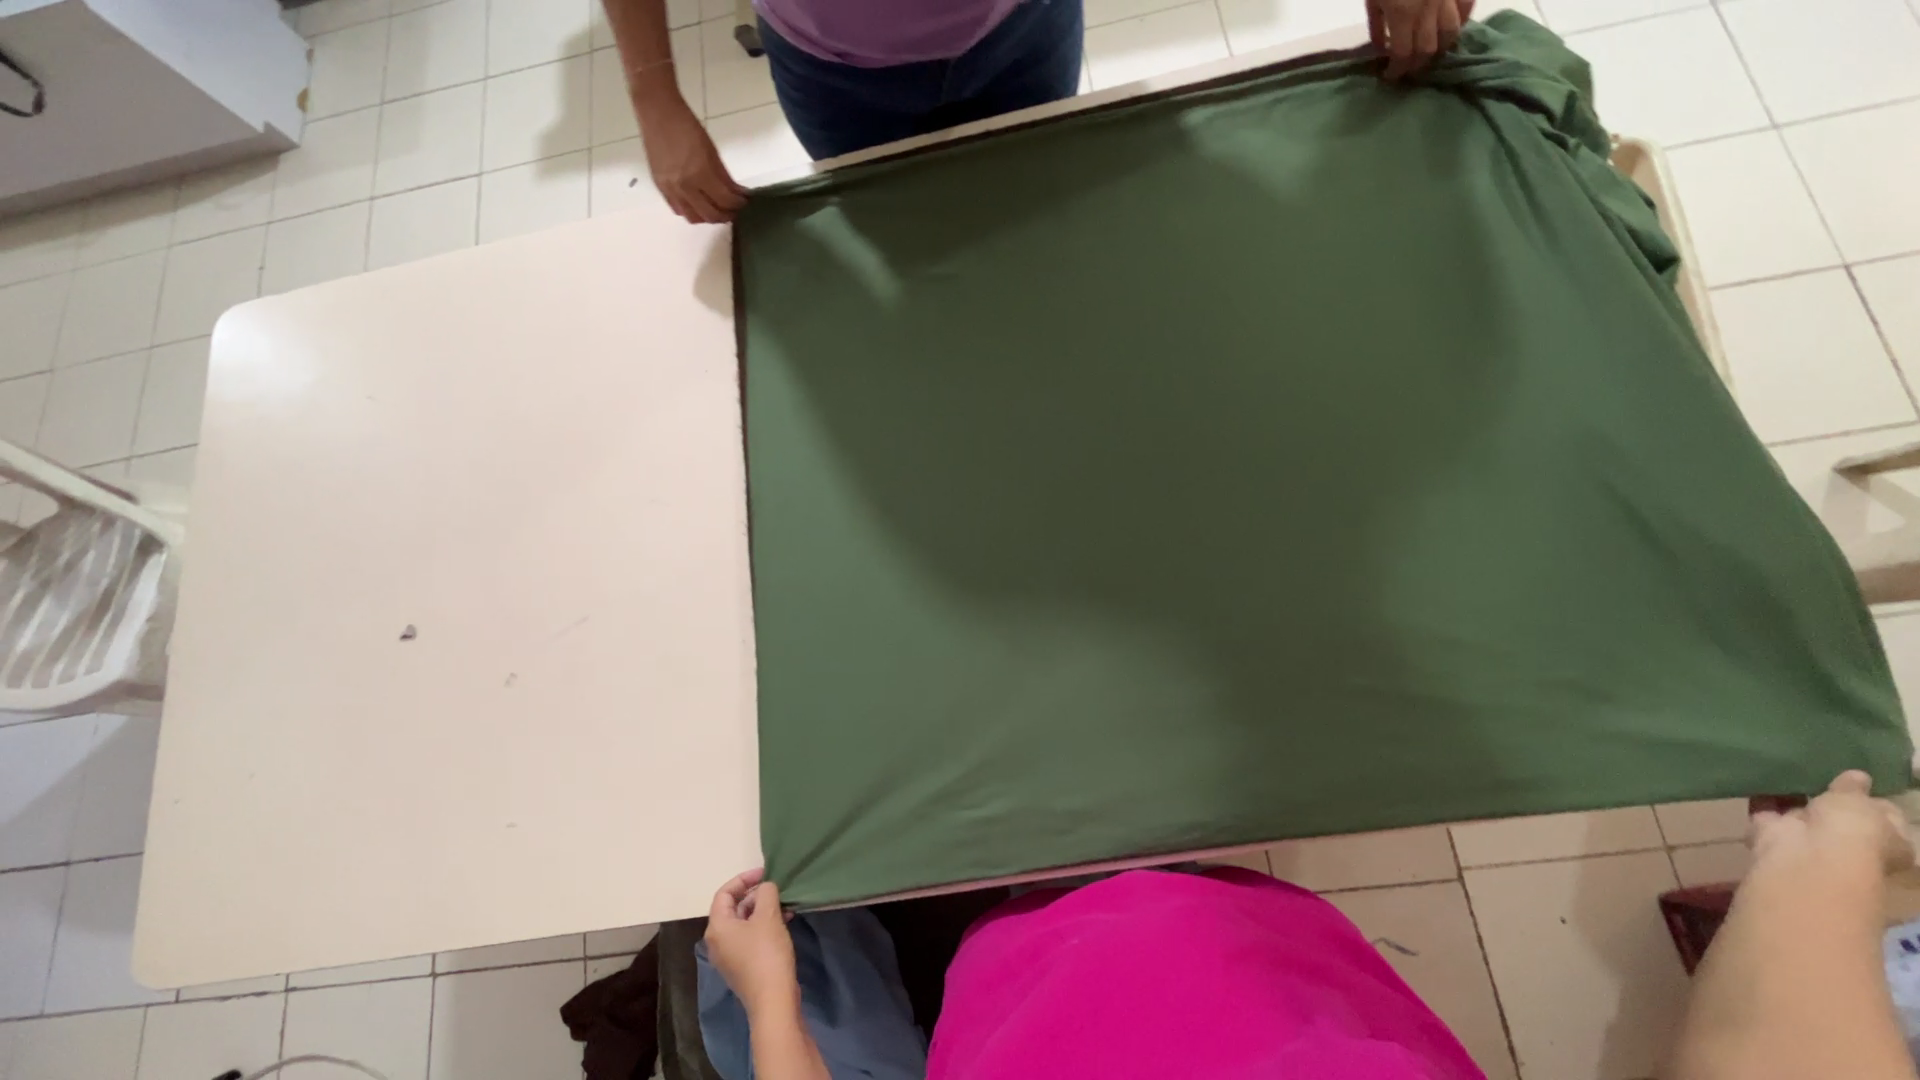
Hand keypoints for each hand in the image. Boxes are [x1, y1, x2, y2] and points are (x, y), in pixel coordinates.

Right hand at [639, 98, 747, 223]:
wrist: (657, 112)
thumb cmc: (688, 126)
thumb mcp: (712, 151)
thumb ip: (725, 176)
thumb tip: (739, 193)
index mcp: (700, 174)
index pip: (725, 201)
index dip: (738, 204)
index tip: (745, 202)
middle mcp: (684, 186)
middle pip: (710, 215)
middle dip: (726, 215)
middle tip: (734, 210)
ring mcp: (670, 189)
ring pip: (693, 218)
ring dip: (708, 217)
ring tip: (717, 209)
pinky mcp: (660, 187)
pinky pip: (678, 210)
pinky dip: (691, 212)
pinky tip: (699, 205)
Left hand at [705, 869, 798, 1014]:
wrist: (772, 999)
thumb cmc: (766, 953)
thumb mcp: (768, 915)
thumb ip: (765, 893)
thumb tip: (765, 888)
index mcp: (717, 927)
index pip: (724, 893)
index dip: (744, 879)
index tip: (765, 873)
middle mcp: (717, 941)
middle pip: (733, 907)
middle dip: (756, 895)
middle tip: (777, 889)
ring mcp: (728, 956)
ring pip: (744, 923)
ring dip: (763, 910)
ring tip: (785, 905)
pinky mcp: (741, 966)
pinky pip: (749, 937)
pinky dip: (764, 926)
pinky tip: (784, 923)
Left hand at [1367, 0, 1473, 79]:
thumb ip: (1376, 23)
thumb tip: (1380, 48)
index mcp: (1403, 14)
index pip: (1402, 54)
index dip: (1396, 70)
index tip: (1390, 77)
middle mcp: (1428, 9)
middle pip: (1428, 49)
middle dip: (1417, 64)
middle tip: (1409, 70)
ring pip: (1451, 31)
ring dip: (1441, 47)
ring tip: (1431, 53)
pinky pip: (1467, 7)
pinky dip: (1462, 20)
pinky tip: (1453, 28)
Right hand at [1752, 770, 1913, 876]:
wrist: (1806, 852)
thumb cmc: (1853, 829)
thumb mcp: (1860, 800)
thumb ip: (1855, 787)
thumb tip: (1857, 776)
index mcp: (1888, 841)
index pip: (1884, 816)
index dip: (1872, 797)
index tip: (1857, 779)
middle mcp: (1850, 843)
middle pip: (1839, 815)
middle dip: (1827, 796)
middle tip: (1819, 768)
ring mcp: (1809, 839)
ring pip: (1800, 811)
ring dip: (1793, 793)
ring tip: (1788, 764)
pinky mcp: (1773, 833)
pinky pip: (1766, 808)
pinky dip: (1762, 793)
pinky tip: (1760, 772)